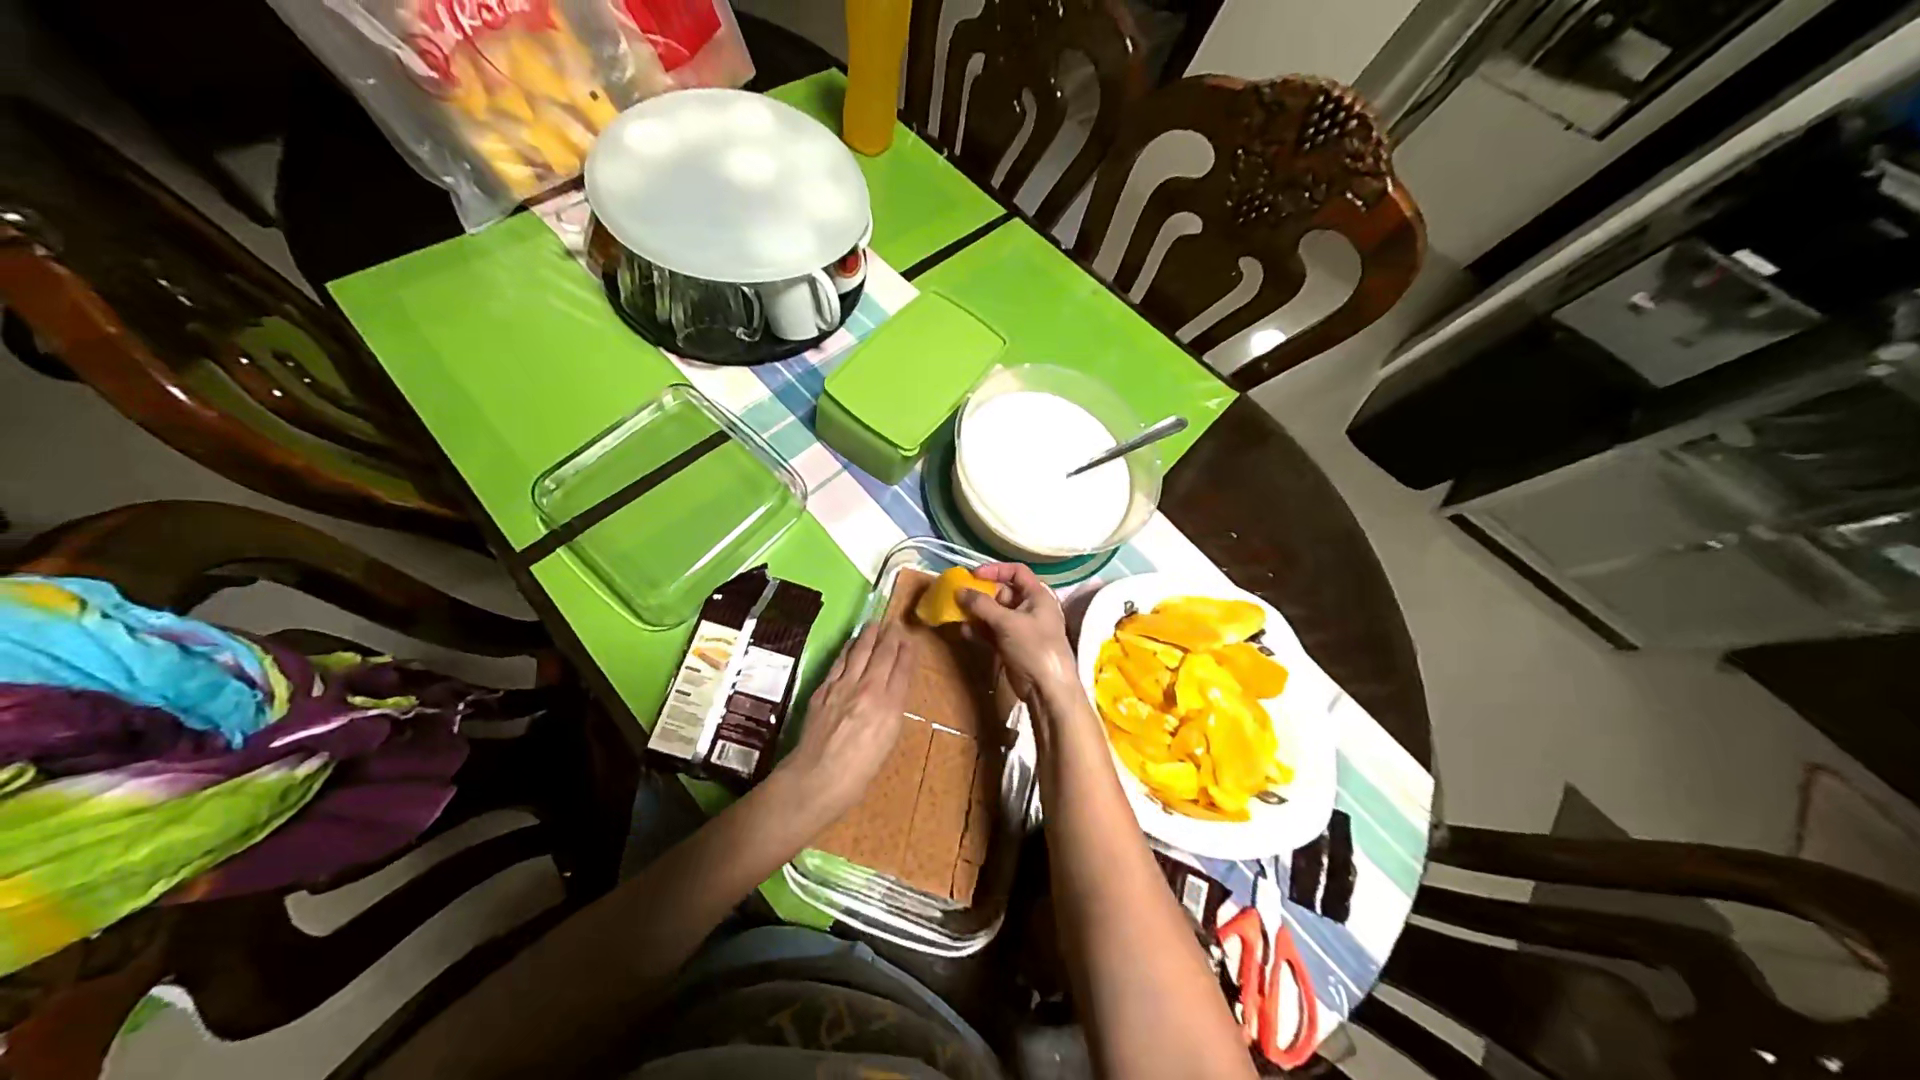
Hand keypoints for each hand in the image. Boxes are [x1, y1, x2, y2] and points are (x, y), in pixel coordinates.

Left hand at [779, 618, 912, 820]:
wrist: (817, 776)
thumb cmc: (859, 772)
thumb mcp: (887, 741)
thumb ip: (891, 712)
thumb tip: (891, 694)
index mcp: (890, 706)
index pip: (902, 670)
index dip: (907, 652)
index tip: (910, 639)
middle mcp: (868, 689)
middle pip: (882, 655)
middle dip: (891, 637)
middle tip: (895, 624)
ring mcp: (843, 686)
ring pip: (859, 652)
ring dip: (868, 636)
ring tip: (874, 625)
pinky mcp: (823, 689)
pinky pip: (839, 662)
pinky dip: (848, 649)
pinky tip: (851, 644)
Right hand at [956, 562, 1077, 703]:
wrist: (1047, 688)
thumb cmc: (1034, 647)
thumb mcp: (1007, 622)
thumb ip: (982, 605)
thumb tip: (959, 591)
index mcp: (1037, 596)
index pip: (1017, 572)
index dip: (996, 570)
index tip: (973, 575)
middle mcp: (1030, 608)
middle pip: (1003, 592)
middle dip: (981, 594)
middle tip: (959, 596)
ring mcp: (1020, 628)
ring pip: (994, 613)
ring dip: (976, 612)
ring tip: (956, 613)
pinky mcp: (1011, 645)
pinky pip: (991, 631)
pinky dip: (978, 630)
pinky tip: (963, 631)